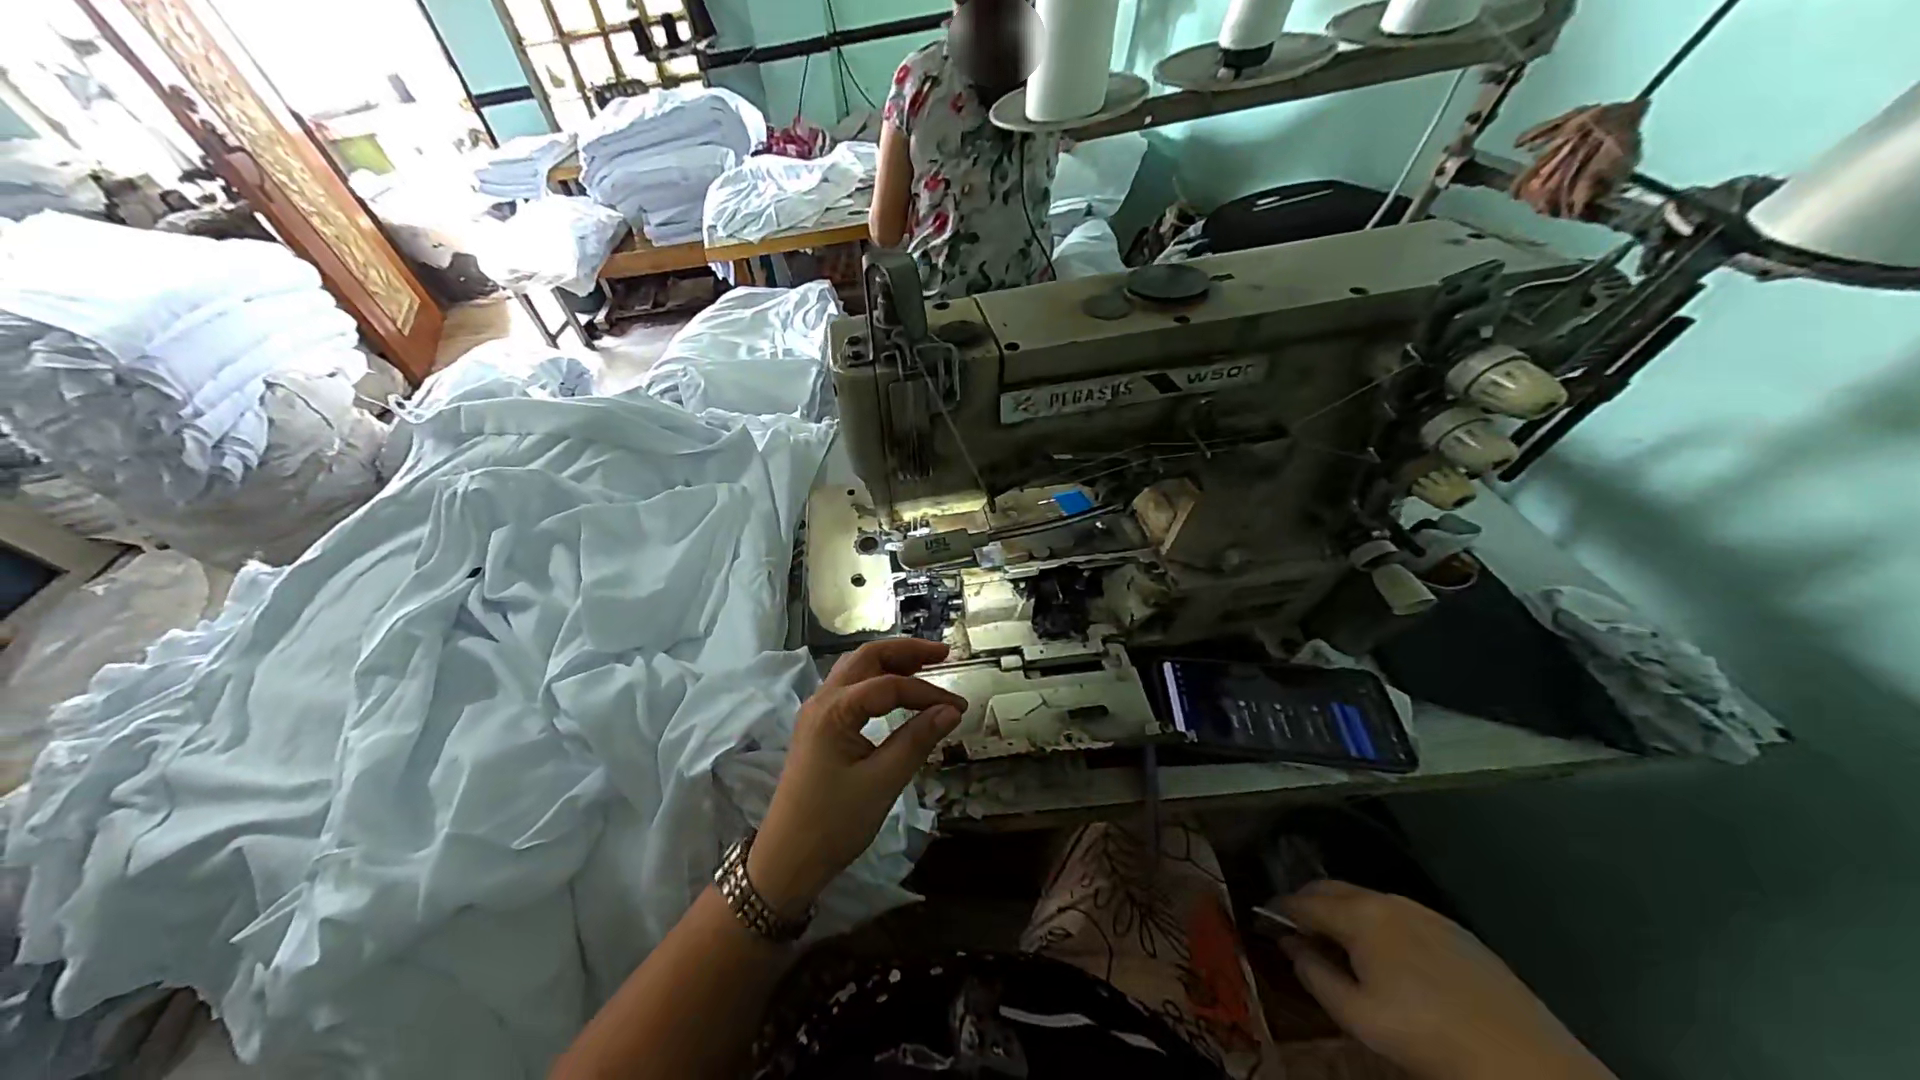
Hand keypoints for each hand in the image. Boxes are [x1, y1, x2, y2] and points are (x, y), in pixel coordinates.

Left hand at [749, 639, 967, 917]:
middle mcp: (821, 701)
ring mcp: (816, 713)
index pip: (890, 686)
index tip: (959, 707)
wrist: (787, 859)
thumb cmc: (834, 823)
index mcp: (834, 711)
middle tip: (942, 654)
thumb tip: (951, 711)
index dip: (928, 693)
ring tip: (924, 666)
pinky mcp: (818, 728)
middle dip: (906, 651)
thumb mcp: (882, 782)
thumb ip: (917, 740)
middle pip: (867, 658)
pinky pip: (849, 688)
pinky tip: (895, 692)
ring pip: (855, 669)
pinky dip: (876, 680)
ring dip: (889, 662)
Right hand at [1279, 881, 1615, 1079]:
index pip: (1303, 900)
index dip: (1279, 910)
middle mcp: (1390, 900)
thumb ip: (1314, 974)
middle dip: (1308, 903)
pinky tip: (1387, 957)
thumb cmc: (1428, 1038)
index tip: (1264, 921)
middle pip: (1333, 889)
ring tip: (1339, 946)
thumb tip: (1290, 945)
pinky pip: (1399, 914)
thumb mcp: (1358, 1017)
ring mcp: (1427, 912)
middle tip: (1296, 930)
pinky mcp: (1456, 931)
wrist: (1527, 1063)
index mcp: (1361, 915)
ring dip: (1343, 912)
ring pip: (1367, 899)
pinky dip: (1376, 923)